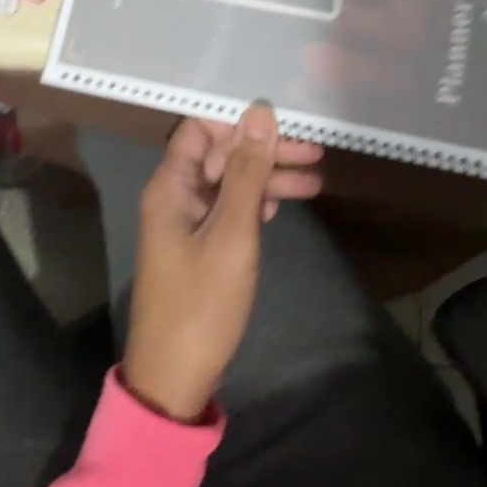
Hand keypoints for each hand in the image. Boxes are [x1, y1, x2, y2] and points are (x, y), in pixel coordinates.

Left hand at [120, 104, 322, 422]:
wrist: (175, 375)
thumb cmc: (202, 302)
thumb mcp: (232, 233)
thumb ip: (247, 172)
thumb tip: (259, 111)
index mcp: (170, 185)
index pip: (199, 129)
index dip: (238, 121)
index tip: (283, 122)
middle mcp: (174, 196)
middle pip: (219, 154)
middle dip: (264, 149)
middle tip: (314, 152)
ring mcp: (186, 223)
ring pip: (228, 183)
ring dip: (267, 178)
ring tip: (316, 181)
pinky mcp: (199, 247)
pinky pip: (228, 210)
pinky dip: (256, 204)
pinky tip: (284, 205)